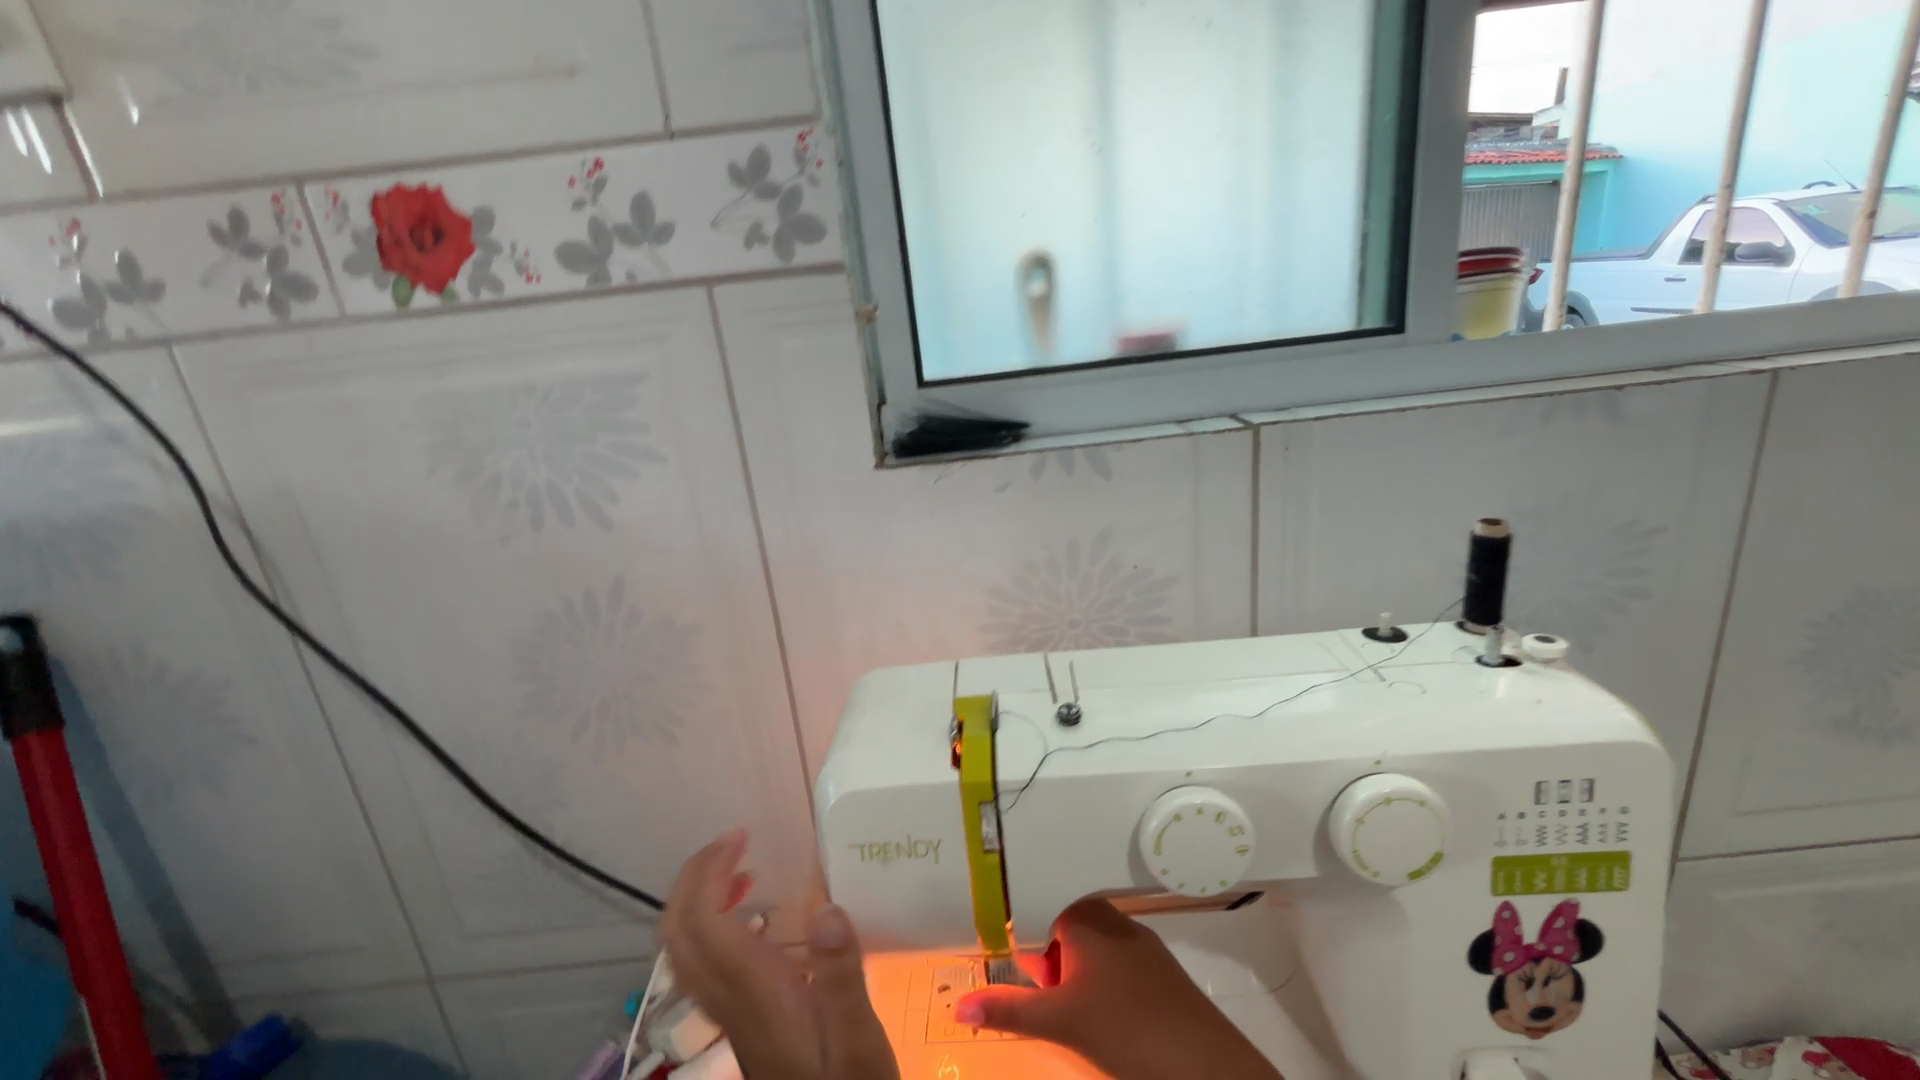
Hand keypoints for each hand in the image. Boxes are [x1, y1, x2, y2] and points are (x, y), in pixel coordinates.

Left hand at [661, 829, 898, 1079]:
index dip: (710, 871)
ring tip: (742, 869)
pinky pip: (703, 962)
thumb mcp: (859, 1038)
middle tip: (734, 843)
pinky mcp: (738, 1018)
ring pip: (684, 949)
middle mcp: (728, 1000)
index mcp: (755, 993)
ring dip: (699, 898)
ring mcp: (728, 1011)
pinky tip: (754, 918)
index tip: (742, 836)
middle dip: (693, 877)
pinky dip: (714, 924)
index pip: (705, 923)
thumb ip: (841, 977)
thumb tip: (828, 908)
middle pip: (678, 933)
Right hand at [956, 899, 1280, 1079]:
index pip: (1039, 915)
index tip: (1016, 973)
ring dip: (1076, 977)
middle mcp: (1114, 920)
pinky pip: (1119, 966)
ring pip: (1094, 950)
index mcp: (1085, 918)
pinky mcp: (1162, 971)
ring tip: (1074, 1013)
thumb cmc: (1122, 1028)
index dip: (1024, 945)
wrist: (1204, 1063)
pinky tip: (1107, 1020)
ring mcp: (1143, 944)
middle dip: (1050, 964)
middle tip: (1047, 999)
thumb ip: (1007, 1010)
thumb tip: (958, 1008)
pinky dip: (1104, 986)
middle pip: (1066, 932)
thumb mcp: (1058, 1021)